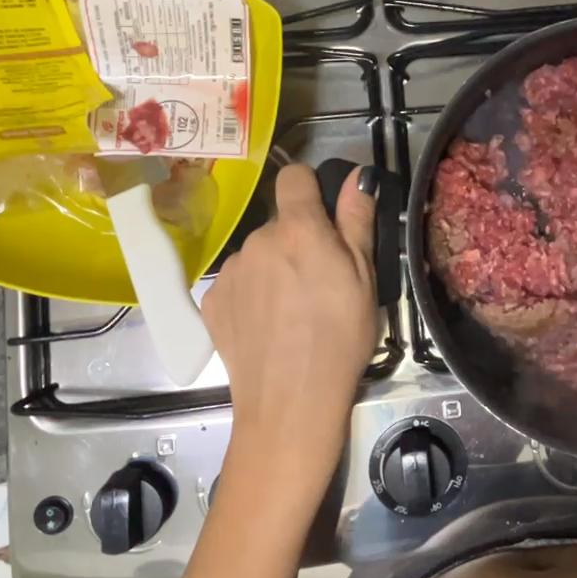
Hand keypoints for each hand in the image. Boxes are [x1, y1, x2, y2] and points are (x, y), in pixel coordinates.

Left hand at [202, 164, 378, 483]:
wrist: (291, 402)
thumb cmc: (340, 337)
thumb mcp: (363, 277)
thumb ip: (356, 219)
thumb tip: (357, 175)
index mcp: (298, 229)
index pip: (293, 177)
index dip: (310, 188)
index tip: (324, 214)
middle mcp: (256, 241)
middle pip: (278, 223)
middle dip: (297, 239)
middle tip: (320, 279)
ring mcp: (230, 272)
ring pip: (257, 254)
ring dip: (273, 267)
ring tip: (294, 310)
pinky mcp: (212, 302)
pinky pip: (238, 282)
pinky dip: (252, 294)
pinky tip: (269, 326)